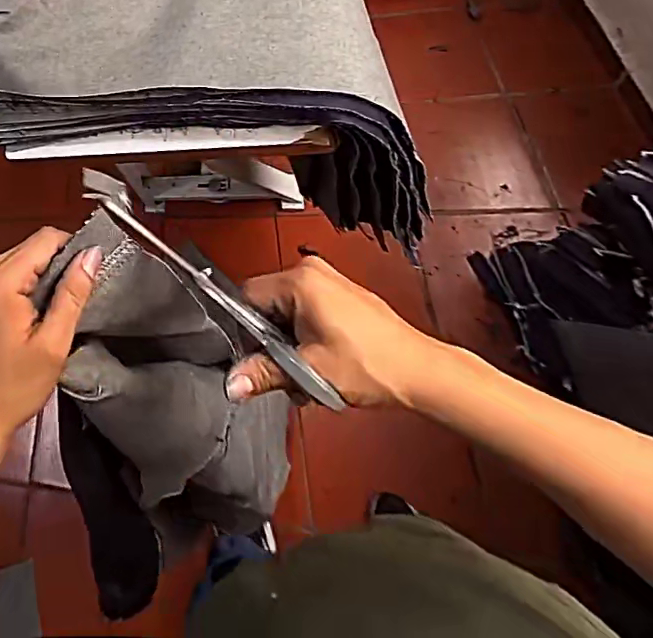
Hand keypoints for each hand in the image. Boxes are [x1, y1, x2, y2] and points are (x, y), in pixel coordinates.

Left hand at [0, 227, 101, 443]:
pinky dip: (33, 284)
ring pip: (28, 256)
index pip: (47, 238)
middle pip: (36, 245)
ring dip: (49, 275)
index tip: (90, 277)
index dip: (75, 250)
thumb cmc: (12, 389)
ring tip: (58, 311)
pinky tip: (40, 314)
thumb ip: (73, 293)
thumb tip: (92, 254)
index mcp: (0, 281)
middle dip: (62, 264)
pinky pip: (15, 271)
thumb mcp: (53, 343)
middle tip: (75, 300)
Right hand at [226, 255, 448, 408]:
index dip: (246, 331)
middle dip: (272, 341)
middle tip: (288, 367)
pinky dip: (306, 337)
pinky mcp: (338, 295)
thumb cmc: (377, 364)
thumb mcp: (309, 371)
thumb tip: (234, 381)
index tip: (255, 356)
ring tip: (310, 368)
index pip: (246, 297)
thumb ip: (264, 373)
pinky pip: (304, 311)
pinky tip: (321, 362)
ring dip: (290, 343)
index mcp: (300, 280)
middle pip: (266, 305)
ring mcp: (328, 282)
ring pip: (285, 311)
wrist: (419, 370)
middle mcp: (312, 272)